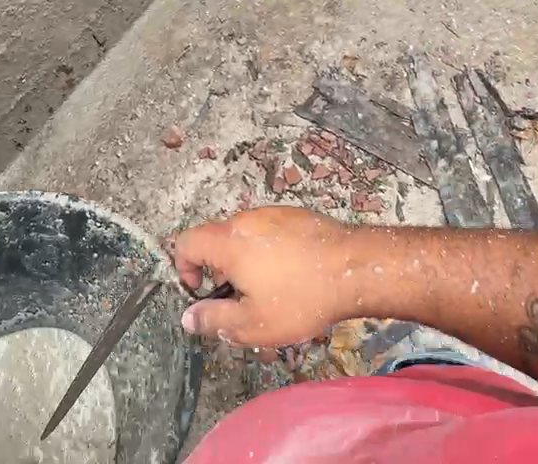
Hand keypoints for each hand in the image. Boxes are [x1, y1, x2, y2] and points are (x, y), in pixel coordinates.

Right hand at [169, 207, 359, 346]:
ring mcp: (272, 213)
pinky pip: (268, 231)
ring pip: (244, 236)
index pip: (185, 242)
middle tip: (240, 299)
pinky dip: (268, 251)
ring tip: (269, 290)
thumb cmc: (300, 297)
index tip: (202, 291)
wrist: (354, 267)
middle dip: (218, 270)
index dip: (184, 268)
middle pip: (215, 239)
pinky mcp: (294, 215)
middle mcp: (246, 219)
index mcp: (228, 241)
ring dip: (245, 261)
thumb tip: (188, 317)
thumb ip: (214, 320)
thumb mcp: (252, 323)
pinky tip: (291, 274)